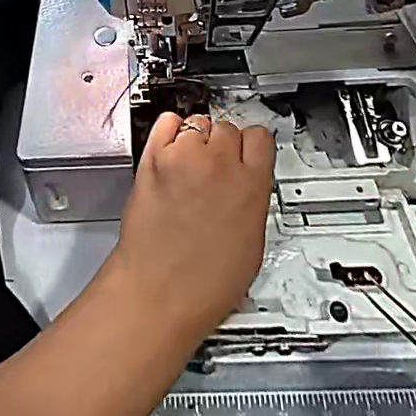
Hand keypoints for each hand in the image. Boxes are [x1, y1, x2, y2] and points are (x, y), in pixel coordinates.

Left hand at [103, 112, 276, 341]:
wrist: (158, 294)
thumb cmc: (203, 283)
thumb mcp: (253, 241)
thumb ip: (253, 197)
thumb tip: (249, 180)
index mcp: (251, 184)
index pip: (261, 137)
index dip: (253, 145)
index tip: (247, 149)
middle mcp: (220, 163)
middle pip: (229, 128)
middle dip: (223, 145)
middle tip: (215, 167)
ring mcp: (185, 157)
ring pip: (199, 123)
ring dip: (197, 140)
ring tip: (191, 167)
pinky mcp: (154, 157)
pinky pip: (167, 122)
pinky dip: (170, 131)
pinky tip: (172, 148)